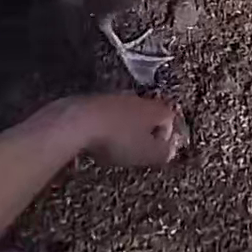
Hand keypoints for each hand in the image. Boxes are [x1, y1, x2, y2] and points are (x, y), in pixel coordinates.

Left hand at [29, 94, 186, 166]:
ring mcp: (113, 98)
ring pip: (126, 114)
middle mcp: (136, 99)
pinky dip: (106, 128)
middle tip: (139, 151)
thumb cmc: (118, 139)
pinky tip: (98, 141)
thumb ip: (164, 152)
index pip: (170, 117)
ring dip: (125, 129)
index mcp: (154, 109)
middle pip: (147, 114)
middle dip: (145, 132)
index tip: (159, 151)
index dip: (167, 135)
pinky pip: (106, 116)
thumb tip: (172, 149)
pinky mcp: (93, 102)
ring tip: (117, 148)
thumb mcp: (147, 153)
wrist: (79, 122)